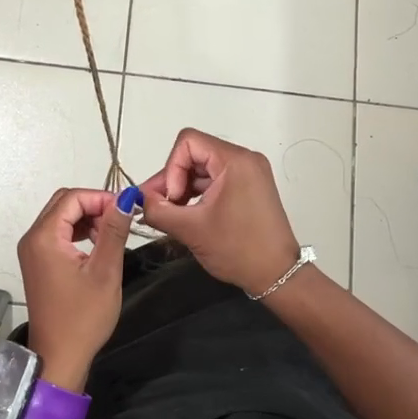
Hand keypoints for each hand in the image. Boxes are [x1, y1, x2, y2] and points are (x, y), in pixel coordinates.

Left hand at [17, 188, 129, 389]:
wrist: (59, 357)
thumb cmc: (83, 318)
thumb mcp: (105, 271)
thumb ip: (114, 230)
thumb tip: (126, 198)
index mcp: (44, 237)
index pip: (72, 198)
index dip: (100, 198)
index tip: (126, 211)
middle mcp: (32, 238)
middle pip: (63, 203)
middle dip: (92, 205)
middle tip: (119, 221)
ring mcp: (32, 251)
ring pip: (59, 217)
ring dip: (85, 218)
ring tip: (110, 235)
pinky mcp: (37, 262)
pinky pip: (56, 233)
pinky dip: (76, 232)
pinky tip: (95, 245)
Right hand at [140, 128, 300, 296]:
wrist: (279, 276)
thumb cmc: (237, 249)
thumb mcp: (191, 229)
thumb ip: (158, 210)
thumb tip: (138, 199)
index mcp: (235, 161)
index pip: (188, 142)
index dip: (172, 168)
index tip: (172, 199)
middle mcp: (244, 159)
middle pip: (195, 154)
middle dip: (174, 180)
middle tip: (160, 208)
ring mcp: (249, 173)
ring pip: (203, 168)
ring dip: (184, 188)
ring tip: (172, 215)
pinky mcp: (250, 187)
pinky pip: (215, 180)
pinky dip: (198, 194)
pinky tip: (188, 215)